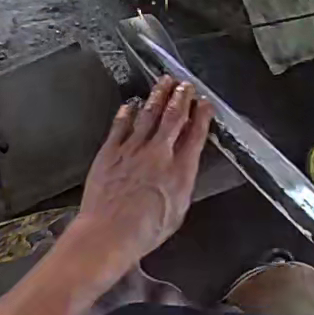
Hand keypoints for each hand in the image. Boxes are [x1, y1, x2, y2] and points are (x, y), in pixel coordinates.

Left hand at [66, 76, 211, 273]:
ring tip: (164, 82)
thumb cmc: (145, 231)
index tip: (205, 103)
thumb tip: (185, 168)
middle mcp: (159, 153)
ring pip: (149, 114)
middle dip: (181, 97)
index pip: (195, 134)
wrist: (108, 232)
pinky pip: (120, 125)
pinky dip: (127, 112)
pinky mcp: (110, 151)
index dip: (202, 115)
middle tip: (186, 84)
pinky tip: (131, 104)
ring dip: (158, 96)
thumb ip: (183, 183)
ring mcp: (132, 149)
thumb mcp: (178, 210)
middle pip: (173, 117)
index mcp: (180, 169)